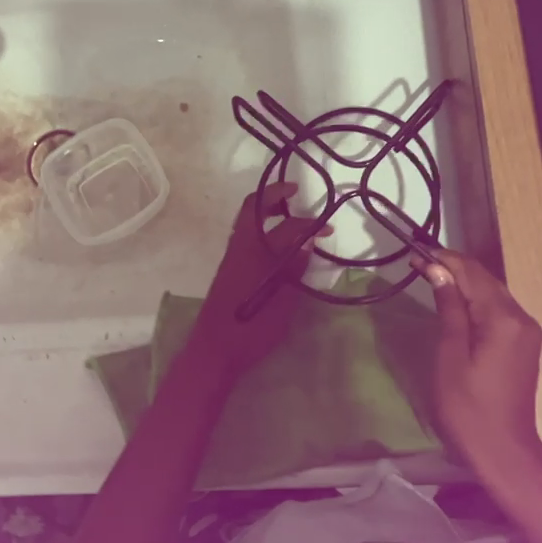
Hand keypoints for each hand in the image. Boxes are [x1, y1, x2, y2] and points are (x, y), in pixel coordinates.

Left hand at [187, 182, 322, 375]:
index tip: (327, 229)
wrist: (214, 351)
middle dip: (274, 194)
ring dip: (266, 209)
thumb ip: (295, 269)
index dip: (309, 225)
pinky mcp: (229, 268)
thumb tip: (308, 242)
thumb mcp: (283, 302)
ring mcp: (232, 256)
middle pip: (254, 207)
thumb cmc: (252, 329)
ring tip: (287, 212)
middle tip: (293, 191)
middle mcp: (240, 246)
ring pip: (247, 220)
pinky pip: (245, 234)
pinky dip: (261, 227)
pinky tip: (276, 241)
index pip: (287, 227)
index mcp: (256, 252)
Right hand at [414, 247, 541, 474]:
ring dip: (464, 283)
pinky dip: (476, 300)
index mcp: (503, 318)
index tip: (414, 256)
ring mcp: (526, 331)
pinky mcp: (524, 344)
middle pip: (485, 279)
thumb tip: (439, 271)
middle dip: (452, 268)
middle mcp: (521, 317)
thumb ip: (449, 309)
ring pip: (492, 292)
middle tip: (418, 266)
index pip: (472, 272)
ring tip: (431, 279)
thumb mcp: (450, 356)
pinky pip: (498, 310)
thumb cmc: (468, 408)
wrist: (504, 453)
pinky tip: (456, 303)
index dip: (443, 260)